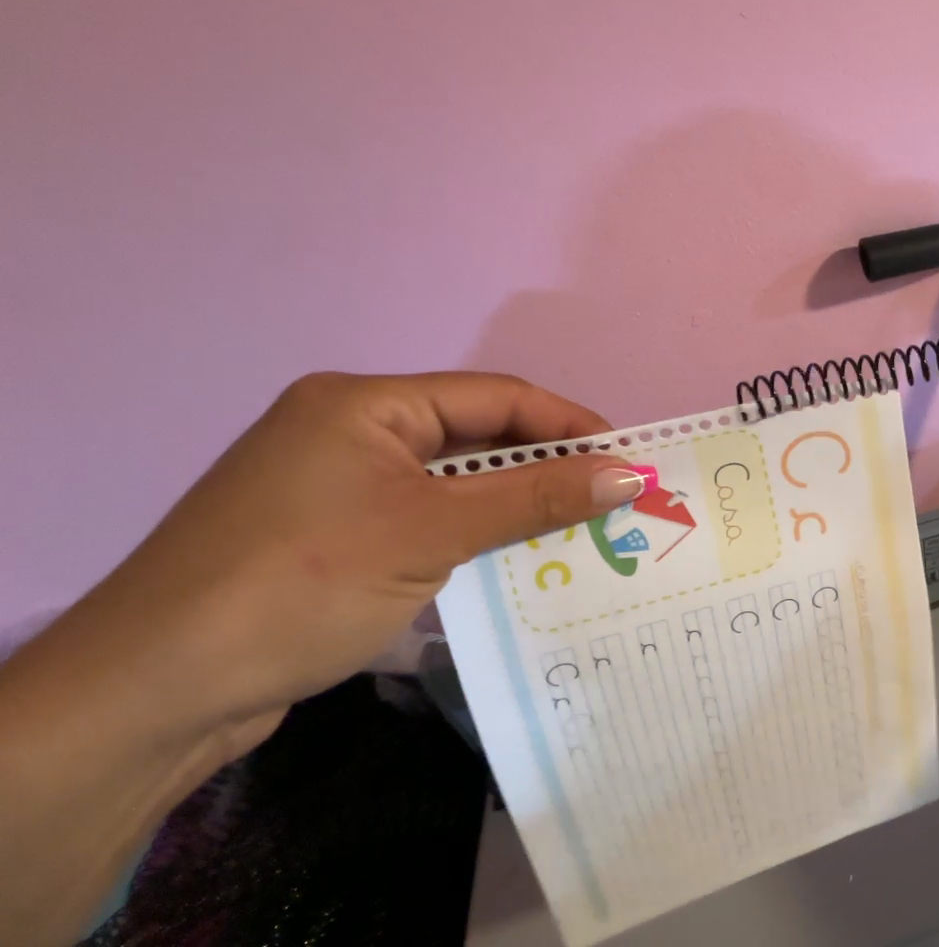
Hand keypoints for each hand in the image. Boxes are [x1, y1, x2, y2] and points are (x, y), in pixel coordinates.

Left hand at [65, 372, 645, 746]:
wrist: (155, 692)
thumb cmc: (304, 583)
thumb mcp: (433, 532)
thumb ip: (537, 497)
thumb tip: (631, 474)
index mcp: (364, 405)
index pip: (496, 397)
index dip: (570, 425)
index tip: (632, 459)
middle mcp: (350, 432)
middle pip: (477, 437)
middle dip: (549, 468)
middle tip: (616, 498)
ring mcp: (337, 487)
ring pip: (456, 483)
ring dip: (518, 505)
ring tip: (585, 530)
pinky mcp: (333, 536)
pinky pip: (428, 518)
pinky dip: (478, 534)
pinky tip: (521, 558)